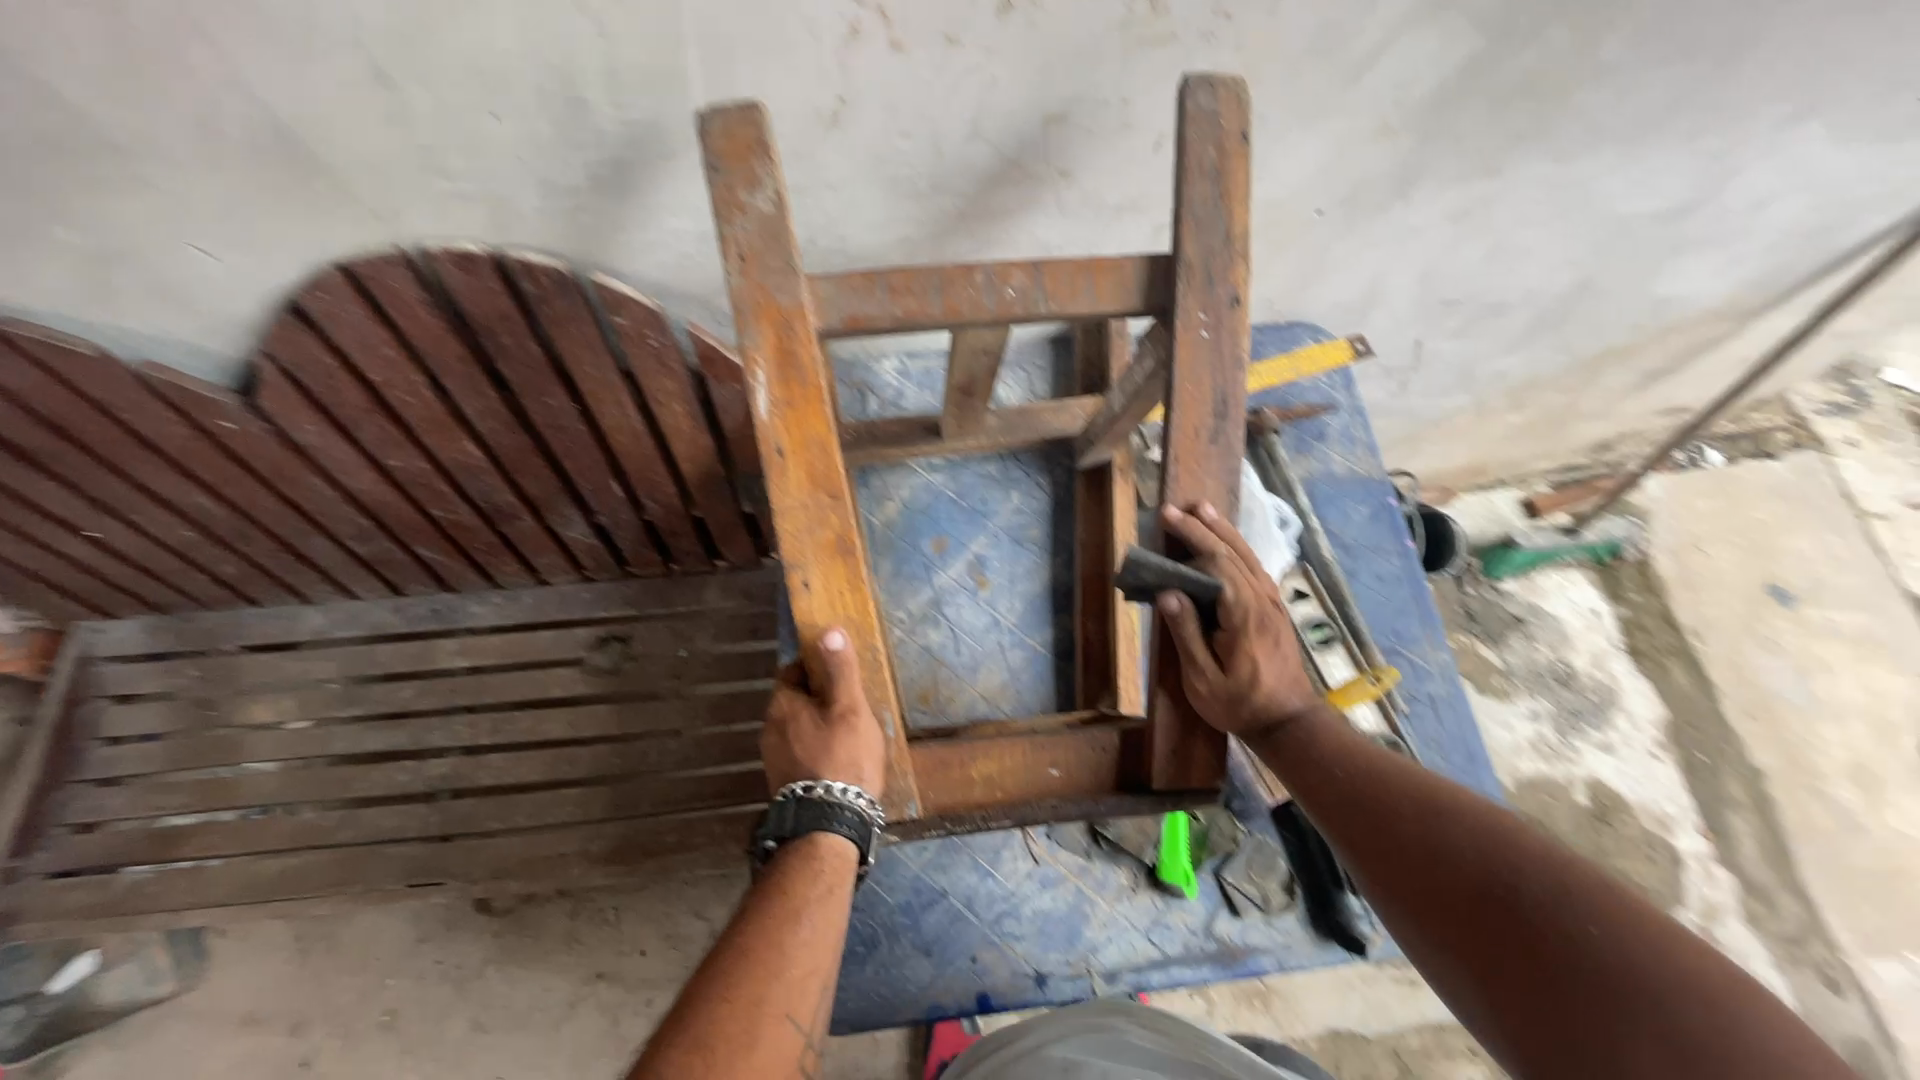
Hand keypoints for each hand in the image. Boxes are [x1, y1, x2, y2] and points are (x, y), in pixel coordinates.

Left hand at [761, 627, 887, 796]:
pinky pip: (800, 751)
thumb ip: (840, 669)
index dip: (818, 666)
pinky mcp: (783, 781)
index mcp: (782, 704)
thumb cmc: (842, 758)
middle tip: (852, 703)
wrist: (828, 825)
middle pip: (795, 699)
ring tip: (850, 732)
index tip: (842, 673)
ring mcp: (773, 757)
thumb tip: (830, 630)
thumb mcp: (850, 708)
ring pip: (797, 727)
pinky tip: (839, 759)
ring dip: (818, 724)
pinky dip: (816, 748)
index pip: (793, 669)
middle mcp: (769, 727)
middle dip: (820, 696)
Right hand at [1156, 502, 1319, 735]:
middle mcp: (1262, 601)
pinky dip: (1237, 549)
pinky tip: (1225, 541)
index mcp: (1244, 615)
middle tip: (1175, 509)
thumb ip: (1187, 634)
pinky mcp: (1274, 609)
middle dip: (1202, 528)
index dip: (1192, 542)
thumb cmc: (1240, 705)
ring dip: (1223, 532)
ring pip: (1248, 556)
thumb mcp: (1203, 679)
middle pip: (1232, 553)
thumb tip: (1168, 593)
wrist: (1288, 721)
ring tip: (1202, 509)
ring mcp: (1273, 603)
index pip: (1218, 565)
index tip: (1167, 524)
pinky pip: (1254, 568)